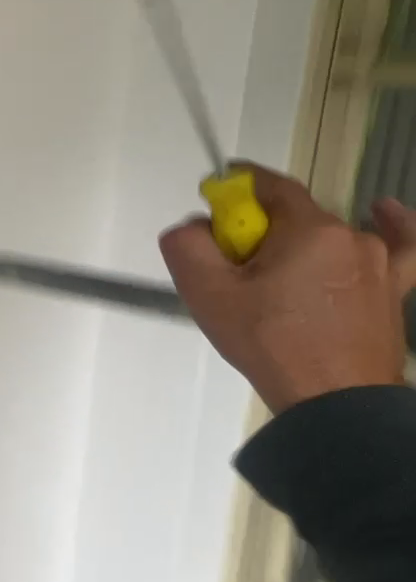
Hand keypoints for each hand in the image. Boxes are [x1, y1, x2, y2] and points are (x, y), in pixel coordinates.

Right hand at [159, 165, 415, 412]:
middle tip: (226, 266)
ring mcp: (383, 262)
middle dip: (254, 229)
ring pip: (325, 235)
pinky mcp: (394, 288)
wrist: (333, 394)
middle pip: (290, 216)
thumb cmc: (266, 338)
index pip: (268, 187)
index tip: (208, 195)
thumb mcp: (203, 289)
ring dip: (294, 241)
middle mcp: (353, 236)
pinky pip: (404, 244)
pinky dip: (394, 224)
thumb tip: (196, 225)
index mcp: (309, 230)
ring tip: (268, 273)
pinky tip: (385, 212)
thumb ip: (186, 243)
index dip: (234, 186)